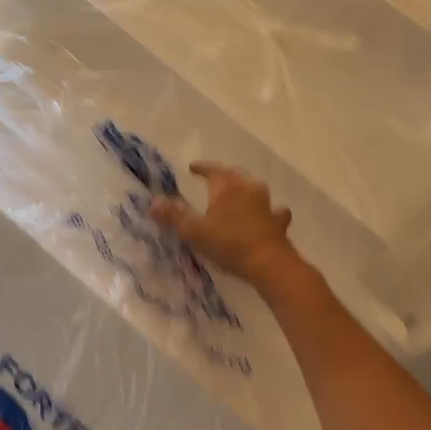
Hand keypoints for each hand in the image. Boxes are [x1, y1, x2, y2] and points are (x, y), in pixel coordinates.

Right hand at [150, 161, 301, 286]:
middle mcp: (249, 189)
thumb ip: (174, 215)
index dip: (202, 168)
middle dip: (223, 175)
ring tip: (238, 193)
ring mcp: (267, 204)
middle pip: (235, 175)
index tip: (193, 167)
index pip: (213, 170)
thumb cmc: (227, 242)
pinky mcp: (278, 222)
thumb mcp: (194, 230)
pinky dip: (268, 210)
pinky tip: (268, 214)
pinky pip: (273, 211)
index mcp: (227, 186)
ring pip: (255, 189)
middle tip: (213, 178)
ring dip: (245, 190)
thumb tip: (153, 201)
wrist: (267, 262)